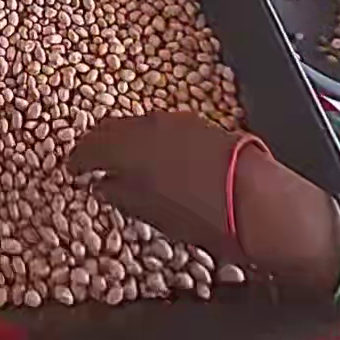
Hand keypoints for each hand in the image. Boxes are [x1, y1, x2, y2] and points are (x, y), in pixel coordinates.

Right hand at [69, 112, 339, 299]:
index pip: (89, 147)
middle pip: (108, 128)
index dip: (77, 159)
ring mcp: (172, 120)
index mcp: (128, 148)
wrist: (268, 204)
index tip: (72, 169)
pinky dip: (146, 137)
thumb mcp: (156, 216)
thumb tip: (102, 184)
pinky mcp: (196, 122)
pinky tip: (154, 154)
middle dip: (96, 143)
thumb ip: (122, 194)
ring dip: (122, 138)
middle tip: (91, 160)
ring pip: (134, 124)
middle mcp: (145, 126)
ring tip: (122, 157)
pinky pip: (157, 125)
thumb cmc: (207, 218)